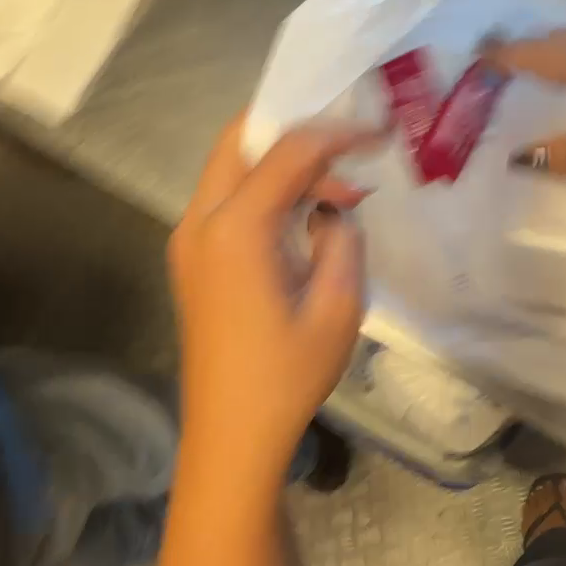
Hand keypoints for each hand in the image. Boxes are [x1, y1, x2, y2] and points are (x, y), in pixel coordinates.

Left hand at [168, 118, 376, 479]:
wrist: (231, 434)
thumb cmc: (287, 376)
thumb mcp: (337, 306)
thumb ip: (342, 240)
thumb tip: (334, 212)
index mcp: (235, 228)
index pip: (286, 151)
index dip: (335, 132)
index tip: (377, 131)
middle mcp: (200, 221)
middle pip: (241, 141)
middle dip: (298, 134)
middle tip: (349, 155)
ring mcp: (188, 241)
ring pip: (233, 170)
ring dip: (283, 168)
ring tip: (338, 200)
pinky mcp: (192, 260)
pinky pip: (228, 202)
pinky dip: (266, 194)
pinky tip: (305, 222)